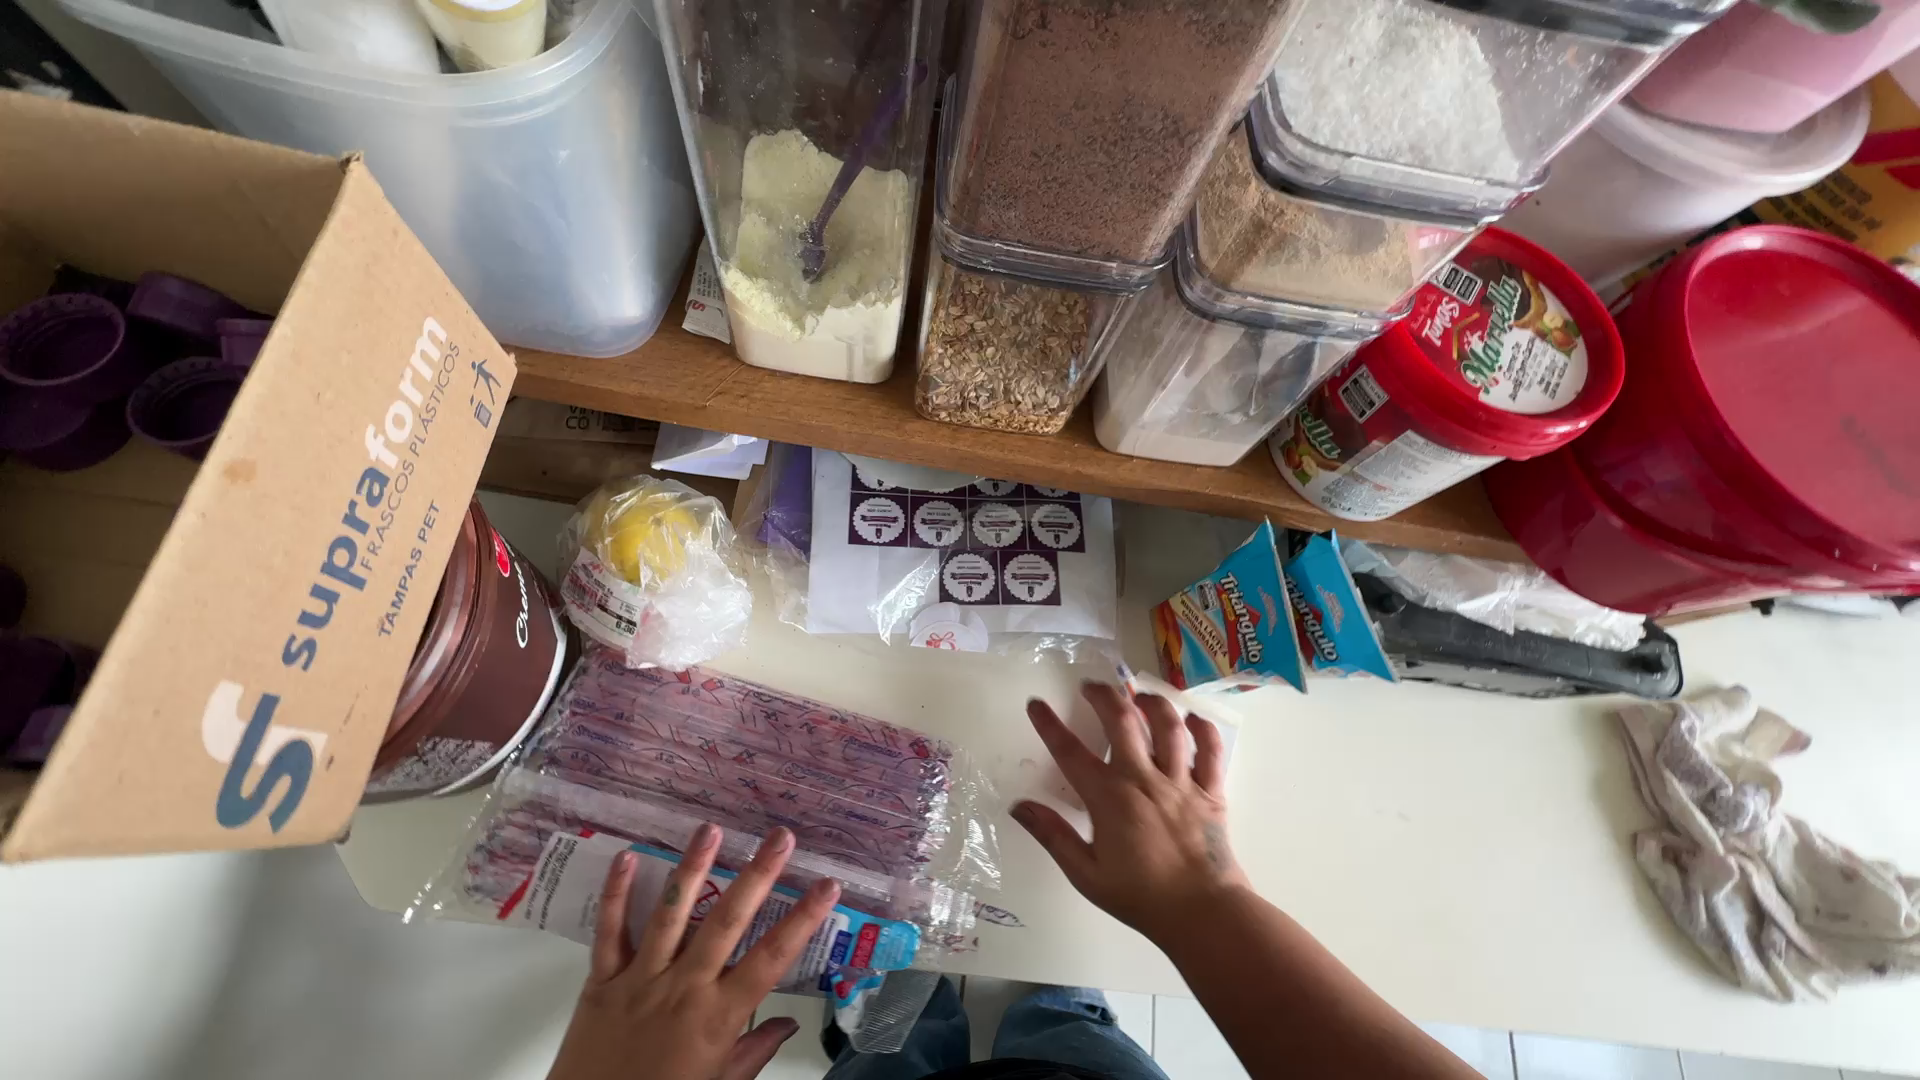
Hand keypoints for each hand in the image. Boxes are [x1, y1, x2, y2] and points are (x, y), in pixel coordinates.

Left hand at [547, 824, 841, 1079]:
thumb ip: (754, 1052)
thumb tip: (789, 1023)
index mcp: (718, 1016)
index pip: (772, 959)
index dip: (803, 920)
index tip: (827, 884)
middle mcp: (684, 989)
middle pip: (727, 923)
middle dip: (758, 875)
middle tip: (780, 836)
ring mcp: (641, 981)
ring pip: (671, 915)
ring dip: (693, 868)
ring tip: (711, 828)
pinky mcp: (601, 982)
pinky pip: (610, 933)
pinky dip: (616, 894)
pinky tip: (627, 856)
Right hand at [1013, 682, 1247, 940]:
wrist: (1202, 913)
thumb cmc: (1140, 897)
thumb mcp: (1086, 874)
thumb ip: (1053, 836)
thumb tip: (1019, 806)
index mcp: (1109, 797)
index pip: (1070, 751)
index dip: (1049, 724)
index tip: (1036, 704)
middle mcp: (1143, 778)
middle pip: (1121, 720)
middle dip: (1103, 696)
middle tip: (1091, 686)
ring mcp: (1180, 781)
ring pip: (1166, 725)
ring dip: (1151, 703)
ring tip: (1138, 695)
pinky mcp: (1211, 790)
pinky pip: (1210, 749)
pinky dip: (1202, 729)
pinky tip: (1191, 720)